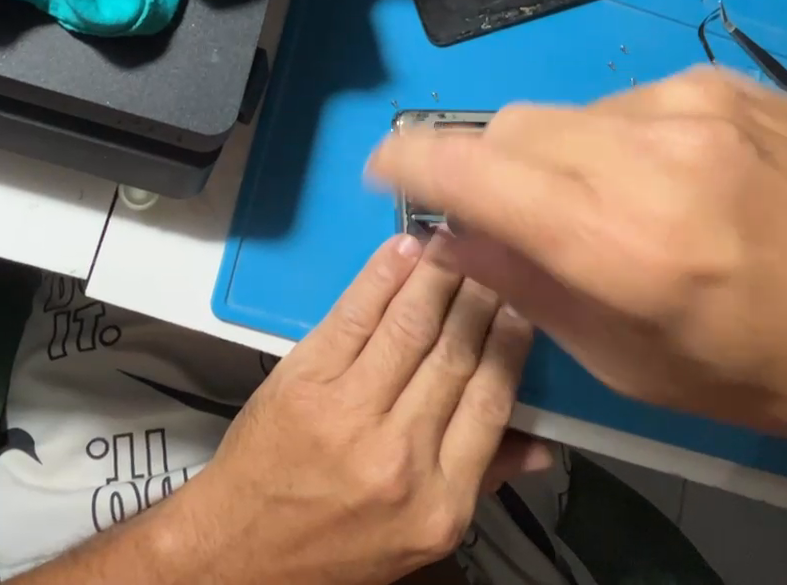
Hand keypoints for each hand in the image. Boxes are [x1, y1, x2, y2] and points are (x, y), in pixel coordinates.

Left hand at [165, 233, 544, 584]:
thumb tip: (542, 443)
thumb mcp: (420, 535)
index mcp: (442, 499)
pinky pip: (353, 315)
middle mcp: (401, 451)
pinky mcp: (305, 377)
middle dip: (480, 295)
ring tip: (456, 238)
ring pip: (409, 326)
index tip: (522, 300)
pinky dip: (381, 277)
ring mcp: (348, 409)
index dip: (510, 341)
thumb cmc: (338, 543)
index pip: (491, 400)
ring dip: (437, 275)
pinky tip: (403, 249)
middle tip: (495, 253)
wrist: (244, 546)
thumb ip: (482, 481)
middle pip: (454, 353)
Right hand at [365, 68, 786, 488]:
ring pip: (556, 114)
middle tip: (499, 215)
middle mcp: (648, 153)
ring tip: (599, 209)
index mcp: (629, 244)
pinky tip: (661, 182)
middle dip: (478, 168)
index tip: (382, 169)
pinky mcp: (720, 82)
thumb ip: (528, 288)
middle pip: (502, 128)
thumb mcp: (643, 367)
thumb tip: (447, 236)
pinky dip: (602, 142)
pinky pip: (615, 105)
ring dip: (544, 158)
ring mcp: (688, 104)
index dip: (409, 162)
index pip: (474, 171)